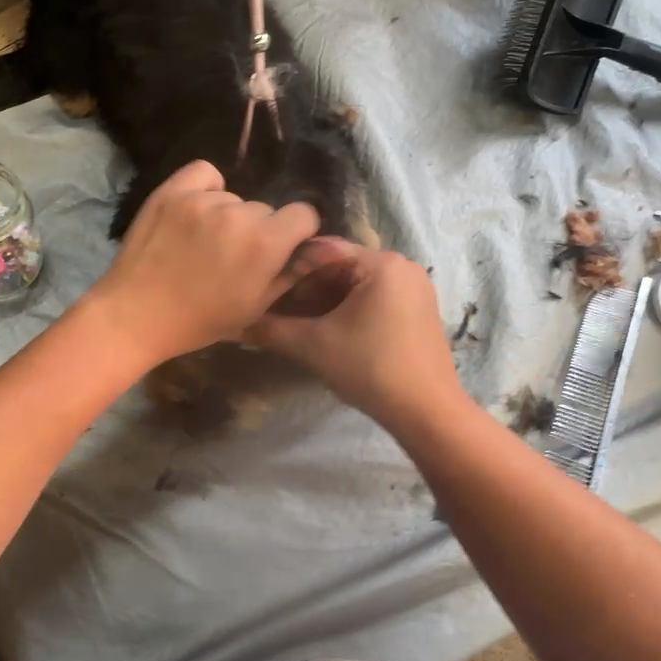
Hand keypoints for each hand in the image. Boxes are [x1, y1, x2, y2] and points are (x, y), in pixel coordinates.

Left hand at [85, 161, 320, 363]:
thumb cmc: (198, 322)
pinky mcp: (171, 192)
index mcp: (266, 242)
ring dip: (226, 216)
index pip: (304, 214)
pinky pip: (204, 174)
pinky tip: (195, 212)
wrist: (135, 316)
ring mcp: (202, 200)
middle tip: (229, 259)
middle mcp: (239, 213)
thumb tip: (325, 249)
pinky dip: (205, 188)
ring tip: (201, 245)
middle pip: (264, 210)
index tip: (277, 251)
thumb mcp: (253, 307)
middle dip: (256, 230)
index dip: (295, 234)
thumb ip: (290, 273)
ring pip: (233, 198)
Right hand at [246, 246, 466, 430]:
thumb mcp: (311, 346)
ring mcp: (414, 288)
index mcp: (381, 263)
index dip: (287, 268)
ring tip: (298, 324)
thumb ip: (270, 329)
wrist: (424, 410)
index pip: (321, 250)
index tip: (263, 290)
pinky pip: (373, 297)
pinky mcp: (418, 310)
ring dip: (323, 300)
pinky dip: (346, 309)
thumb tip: (235, 322)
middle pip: (339, 266)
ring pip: (355, 284)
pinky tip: (328, 333)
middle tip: (277, 311)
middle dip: (305, 287)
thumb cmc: (368, 368)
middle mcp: (402, 265)